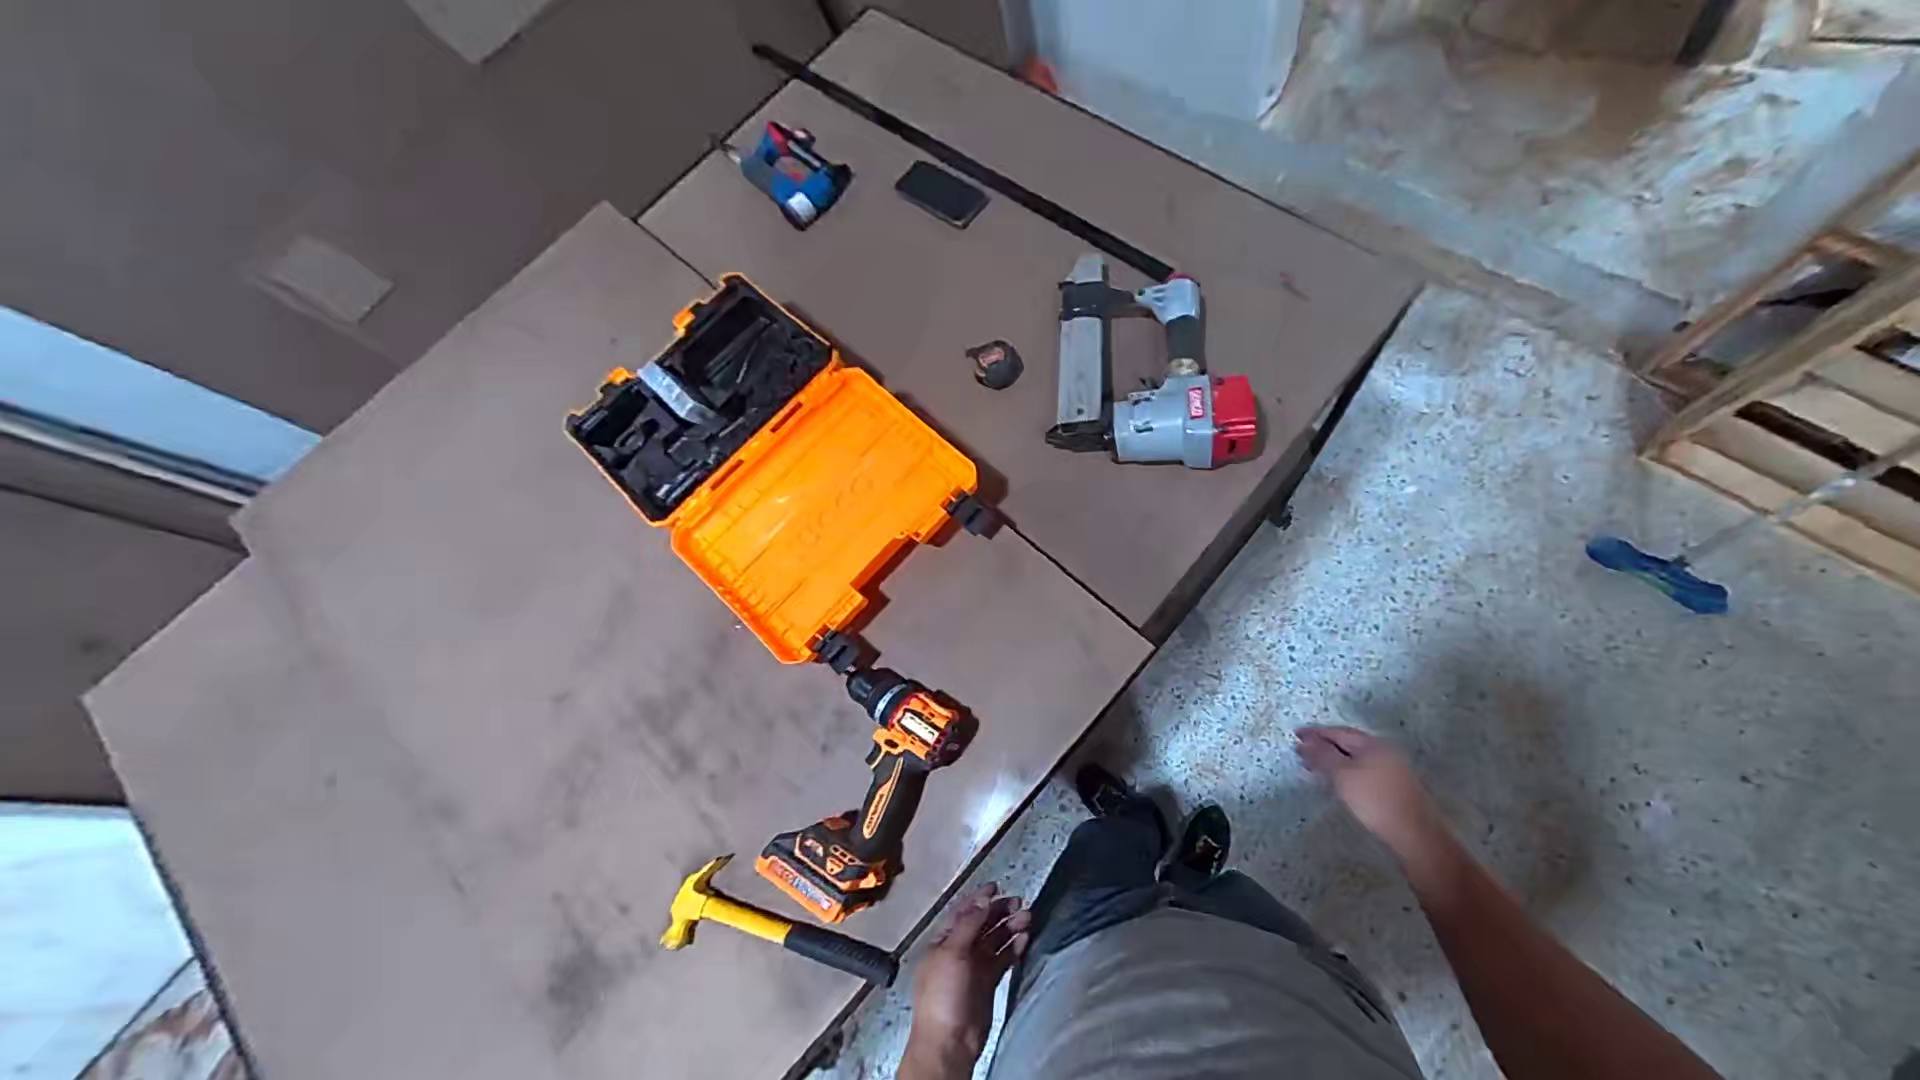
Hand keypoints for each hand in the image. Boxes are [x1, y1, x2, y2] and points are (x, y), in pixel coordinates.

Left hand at [901, 883, 1031, 1077]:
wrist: (949, 1042)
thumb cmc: (944, 994)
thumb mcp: (952, 952)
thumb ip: (969, 924)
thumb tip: (983, 898)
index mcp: (944, 940)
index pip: (963, 911)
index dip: (979, 897)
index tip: (997, 886)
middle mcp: (959, 950)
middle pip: (981, 924)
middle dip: (999, 911)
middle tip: (1019, 902)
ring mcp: (974, 967)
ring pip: (994, 940)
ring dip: (1009, 928)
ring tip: (1027, 917)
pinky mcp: (987, 983)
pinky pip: (1002, 959)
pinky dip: (1013, 948)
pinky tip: (1024, 939)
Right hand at [1296, 726, 1451, 865]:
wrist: (1414, 834)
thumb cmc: (1373, 799)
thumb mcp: (1341, 774)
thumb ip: (1321, 755)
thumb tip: (1305, 741)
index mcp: (1372, 744)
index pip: (1337, 732)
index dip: (1315, 733)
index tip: (1296, 735)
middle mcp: (1384, 751)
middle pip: (1348, 742)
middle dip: (1324, 745)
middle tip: (1302, 750)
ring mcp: (1392, 768)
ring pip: (1356, 756)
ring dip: (1334, 758)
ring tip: (1315, 766)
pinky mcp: (1394, 785)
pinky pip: (1363, 768)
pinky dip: (1346, 768)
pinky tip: (1339, 779)